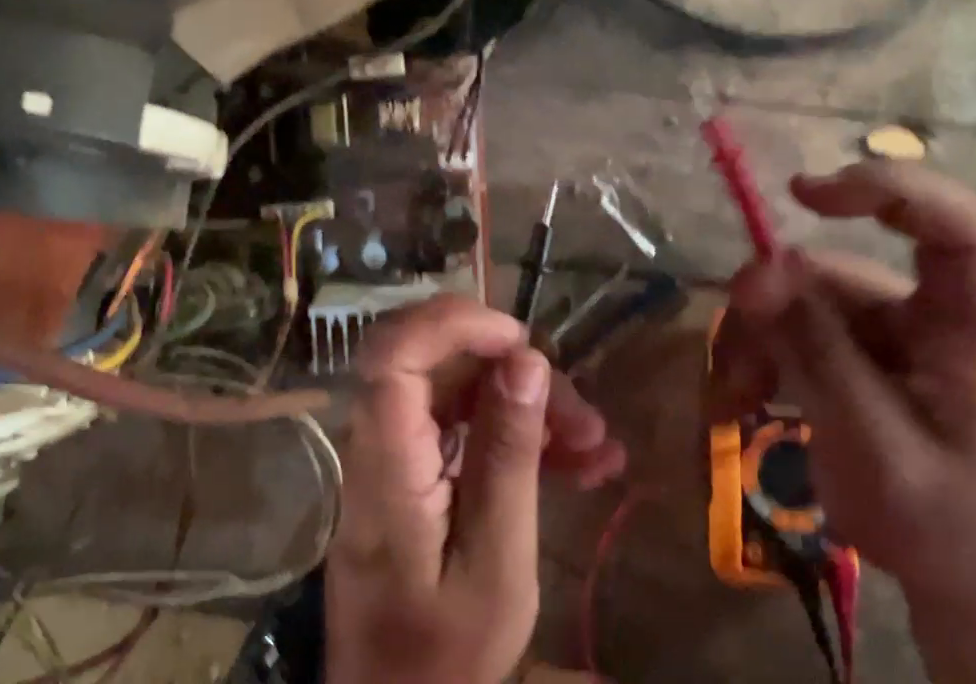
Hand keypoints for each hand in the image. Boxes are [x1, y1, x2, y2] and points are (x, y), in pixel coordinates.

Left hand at [325, 296, 626, 683]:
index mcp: (385, 467)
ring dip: (527, 408)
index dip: (450, 324)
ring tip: (597, 447)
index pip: (391, 355)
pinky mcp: (412, 478)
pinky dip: (515, 439)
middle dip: (514, 375)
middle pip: (434, 369)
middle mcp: (378, 448)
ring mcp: (394, 461)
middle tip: (586, 417)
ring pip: (455, 396)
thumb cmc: (446, 655)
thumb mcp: (496, 566)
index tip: (520, 339)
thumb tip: (525, 361)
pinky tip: (578, 463)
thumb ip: (506, 460)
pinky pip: (461, 433)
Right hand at [714, 161, 975, 602]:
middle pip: (839, 271)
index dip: (891, 190)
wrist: (958, 578)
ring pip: (800, 301)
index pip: (961, 226)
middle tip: (729, 354)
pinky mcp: (854, 354)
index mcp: (971, 329)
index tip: (803, 195)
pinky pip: (789, 331)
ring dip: (754, 342)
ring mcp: (887, 334)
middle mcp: (928, 315)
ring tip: (731, 396)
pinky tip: (739, 398)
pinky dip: (757, 357)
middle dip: (772, 306)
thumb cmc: (940, 521)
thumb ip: (819, 355)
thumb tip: (755, 274)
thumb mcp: (875, 444)